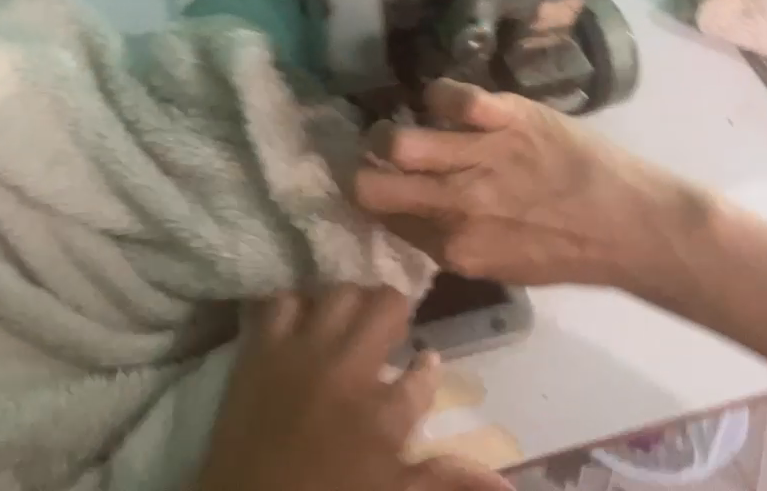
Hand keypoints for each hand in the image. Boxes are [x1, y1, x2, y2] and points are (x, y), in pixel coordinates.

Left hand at [194, 286, 509, 490]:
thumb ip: (444, 480)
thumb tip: (506, 480)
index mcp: (383, 416)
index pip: (422, 377)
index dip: (428, 368)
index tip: (428, 360)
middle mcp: (347, 370)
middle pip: (382, 308)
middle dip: (394, 310)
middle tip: (389, 330)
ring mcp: (301, 351)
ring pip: (338, 293)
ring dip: (351, 301)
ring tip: (350, 319)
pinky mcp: (261, 347)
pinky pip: (282, 300)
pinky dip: (296, 304)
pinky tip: (302, 319)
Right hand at [353, 80, 711, 295]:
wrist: (639, 226)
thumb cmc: (570, 251)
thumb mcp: (500, 266)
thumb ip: (447, 243)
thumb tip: (406, 216)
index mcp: (455, 248)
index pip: (381, 219)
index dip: (375, 201)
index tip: (381, 188)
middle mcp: (457, 205)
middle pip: (368, 183)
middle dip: (362, 169)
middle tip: (380, 160)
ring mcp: (481, 158)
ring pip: (396, 140)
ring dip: (389, 133)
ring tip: (406, 128)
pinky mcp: (507, 117)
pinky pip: (448, 96)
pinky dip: (440, 97)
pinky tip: (451, 107)